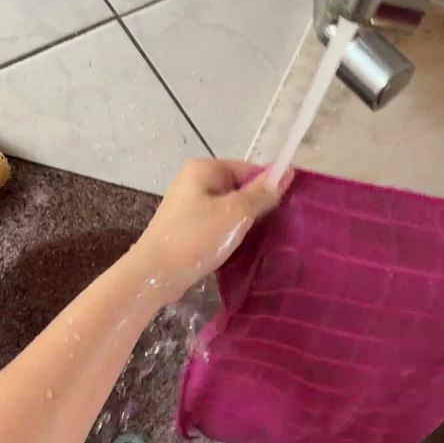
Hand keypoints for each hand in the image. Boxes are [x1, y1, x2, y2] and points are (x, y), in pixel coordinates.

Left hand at [130, 159, 288, 302]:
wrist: (156, 274)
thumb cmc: (195, 238)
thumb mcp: (235, 213)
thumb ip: (261, 193)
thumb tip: (285, 172)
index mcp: (203, 169)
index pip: (248, 168)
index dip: (268, 186)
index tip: (287, 208)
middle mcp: (193, 182)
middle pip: (238, 189)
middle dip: (256, 207)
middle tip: (276, 228)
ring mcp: (188, 207)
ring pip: (228, 210)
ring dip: (243, 225)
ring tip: (260, 241)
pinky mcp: (186, 229)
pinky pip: (216, 226)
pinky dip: (228, 236)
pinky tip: (239, 250)